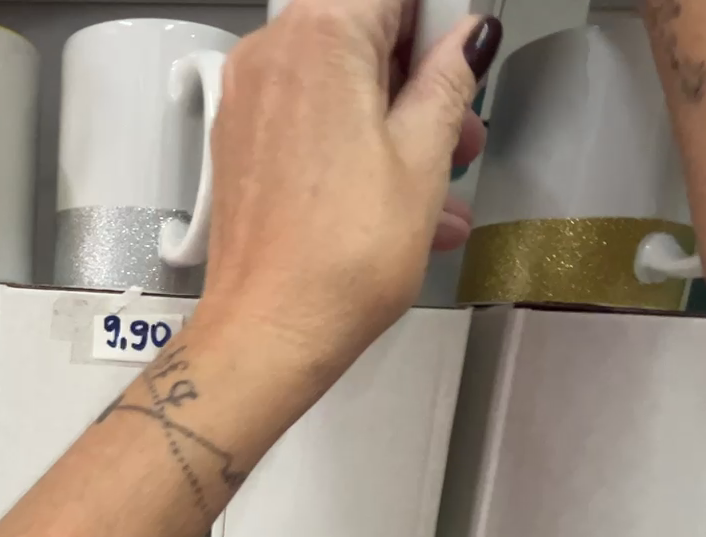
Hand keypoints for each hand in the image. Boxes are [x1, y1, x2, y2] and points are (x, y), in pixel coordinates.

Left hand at [195, 4, 499, 371]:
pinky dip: (352, 153)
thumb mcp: (422, 159)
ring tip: (441, 192)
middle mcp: (268, 57)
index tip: (462, 66)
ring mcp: (245, 108)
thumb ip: (448, 81)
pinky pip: (307, 130)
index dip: (437, 23)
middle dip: (420, 84)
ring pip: (337, 91)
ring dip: (395, 130)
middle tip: (461, 136)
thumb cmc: (341, 258)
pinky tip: (396, 207)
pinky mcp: (237, 154)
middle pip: (362, 36)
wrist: (267, 336)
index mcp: (318, 34)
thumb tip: (467, 38)